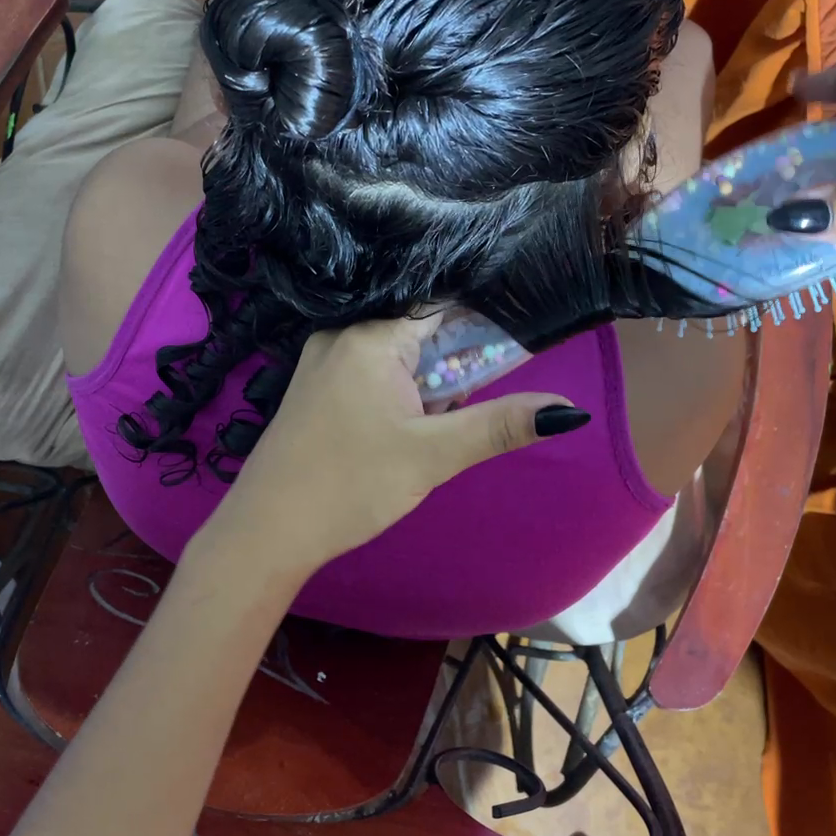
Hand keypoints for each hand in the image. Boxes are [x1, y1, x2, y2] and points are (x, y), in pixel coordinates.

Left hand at [196, 315, 582, 578]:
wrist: (266, 530)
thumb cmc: (349, 486)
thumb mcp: (432, 455)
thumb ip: (500, 425)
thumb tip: (569, 410)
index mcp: (370, 335)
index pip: (445, 305)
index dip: (488, 322)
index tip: (523, 344)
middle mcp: (342, 335)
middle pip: (422, 331)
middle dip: (458, 365)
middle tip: (469, 407)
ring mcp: (323, 361)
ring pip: (398, 356)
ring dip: (429, 385)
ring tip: (432, 427)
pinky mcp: (316, 388)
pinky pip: (372, 374)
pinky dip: (400, 394)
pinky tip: (402, 429)